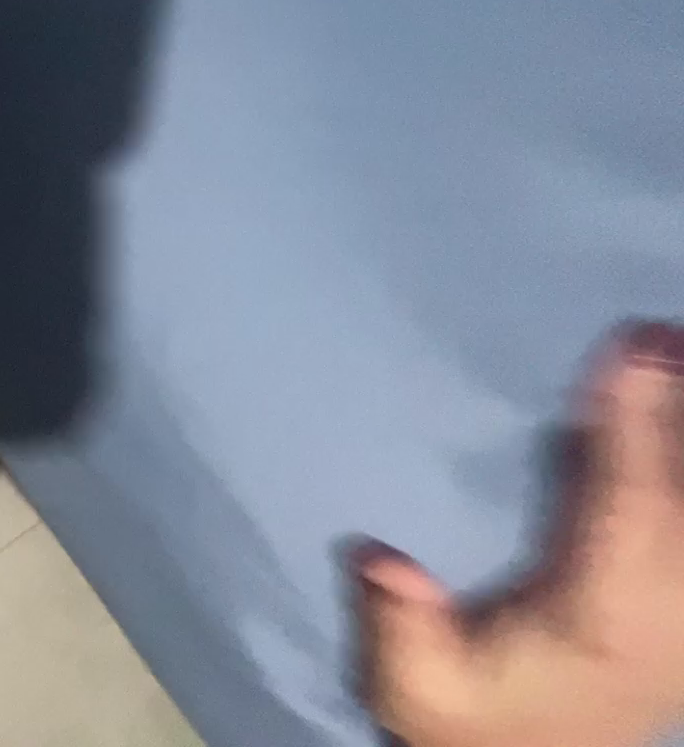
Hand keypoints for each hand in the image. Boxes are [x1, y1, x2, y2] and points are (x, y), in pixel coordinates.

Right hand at [351, 321, 683, 746]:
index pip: (629, 510)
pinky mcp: (678, 603)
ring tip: (673, 357)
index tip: (633, 351)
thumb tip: (381, 557)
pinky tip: (667, 421)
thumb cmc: (453, 716)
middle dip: (680, 411)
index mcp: (601, 621)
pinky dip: (674, 466)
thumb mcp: (408, 687)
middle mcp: (669, 612)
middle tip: (665, 328)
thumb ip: (399, 625)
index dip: (633, 428)